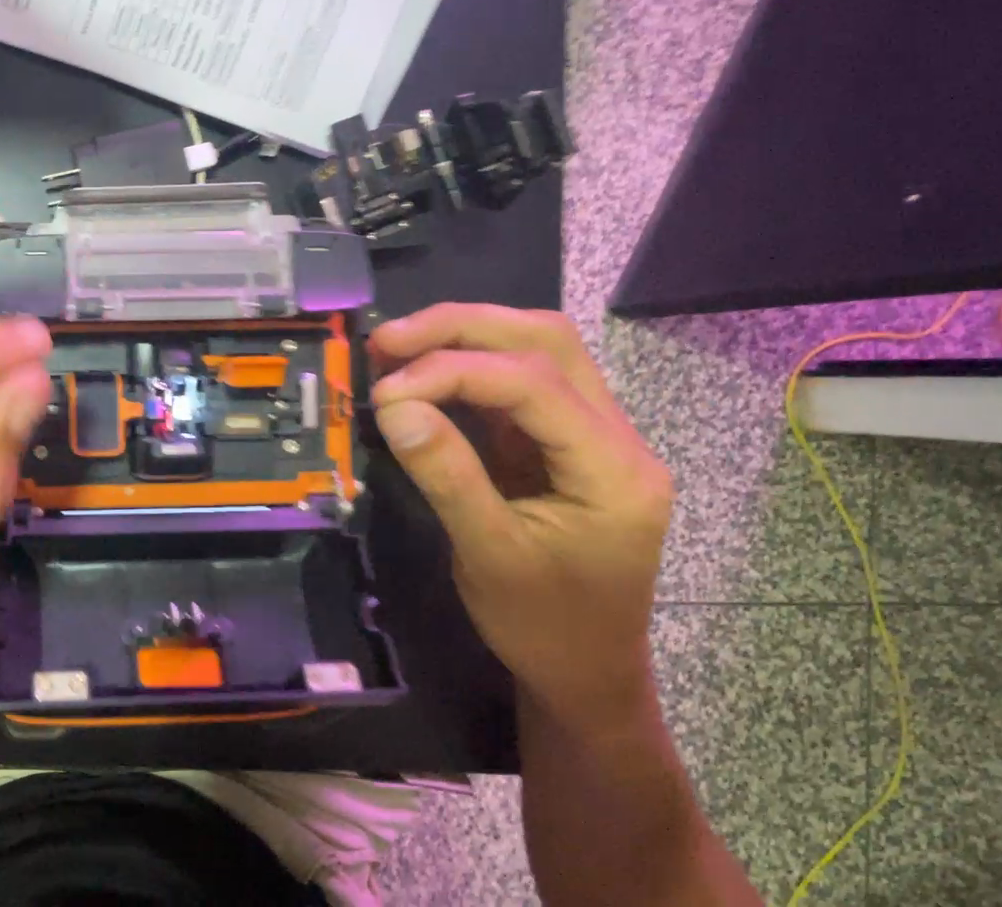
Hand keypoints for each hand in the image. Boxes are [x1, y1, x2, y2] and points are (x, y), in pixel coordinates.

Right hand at [366, 304, 670, 730]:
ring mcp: (591, 437)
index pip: (535, 384)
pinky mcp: (560, 445)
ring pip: (536, 352)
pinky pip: (517, 387)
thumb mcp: (489, 555)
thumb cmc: (543, 626)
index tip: (385, 391)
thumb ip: (446, 474)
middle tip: (387, 339)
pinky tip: (421, 373)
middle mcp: (615, 437)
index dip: (455, 371)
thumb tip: (392, 405)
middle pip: (546, 343)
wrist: (584, 673)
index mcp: (614, 469)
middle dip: (463, 328)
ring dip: (464, 339)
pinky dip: (466, 372)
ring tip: (395, 348)